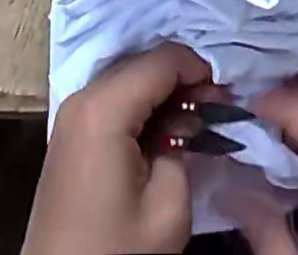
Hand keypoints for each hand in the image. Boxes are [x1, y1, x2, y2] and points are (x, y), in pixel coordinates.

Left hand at [21, 43, 213, 254]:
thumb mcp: (166, 207)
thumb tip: (187, 116)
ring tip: (197, 115)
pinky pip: (112, 97)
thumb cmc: (116, 251)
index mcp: (103, 108)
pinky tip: (166, 125)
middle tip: (216, 104)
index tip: (226, 90)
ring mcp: (71, 112)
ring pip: (126, 78)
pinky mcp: (71, 130)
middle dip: (181, 76)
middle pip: (140, 63)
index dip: (197, 67)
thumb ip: (181, 146)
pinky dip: (141, 102)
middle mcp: (82, 96)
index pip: (159, 61)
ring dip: (162, 89)